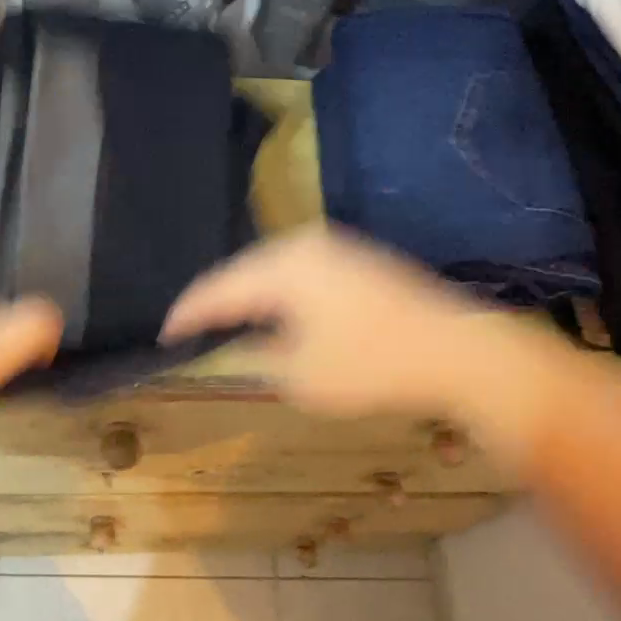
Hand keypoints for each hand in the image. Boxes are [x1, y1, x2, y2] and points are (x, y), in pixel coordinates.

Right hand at [162, 229, 573, 451]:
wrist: (456, 349)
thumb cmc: (373, 365)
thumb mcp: (302, 376)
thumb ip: (258, 357)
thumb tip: (237, 346)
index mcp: (285, 266)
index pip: (221, 287)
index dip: (189, 312)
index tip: (164, 334)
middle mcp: (306, 244)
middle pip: (245, 270)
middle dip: (218, 299)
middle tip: (190, 325)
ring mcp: (335, 247)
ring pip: (273, 268)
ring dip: (250, 294)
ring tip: (225, 319)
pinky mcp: (357, 258)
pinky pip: (300, 270)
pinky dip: (279, 291)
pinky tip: (273, 310)